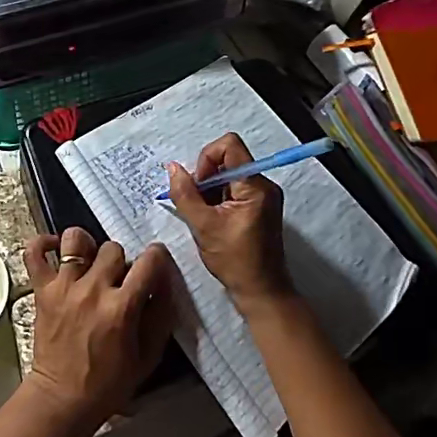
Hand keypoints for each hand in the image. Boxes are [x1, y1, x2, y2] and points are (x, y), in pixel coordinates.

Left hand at [22, 227, 174, 427]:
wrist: (63, 399)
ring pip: (77, 240)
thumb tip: (165, 279)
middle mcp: (93, 290)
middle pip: (113, 248)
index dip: (157, 257)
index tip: (154, 263)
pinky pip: (35, 251)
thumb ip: (161, 314)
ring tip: (89, 263)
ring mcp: (64, 287)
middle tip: (118, 281)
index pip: (149, 260)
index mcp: (122, 308)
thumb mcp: (149, 355)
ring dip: (87, 247)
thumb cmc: (109, 382)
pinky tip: (58, 250)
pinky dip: (44, 243)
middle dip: (121, 261)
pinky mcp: (42, 290)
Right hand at [165, 133, 293, 311]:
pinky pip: (234, 188)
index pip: (229, 145)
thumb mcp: (202, 226)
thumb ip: (185, 193)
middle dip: (206, 178)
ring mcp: (263, 196)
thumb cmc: (235, 261)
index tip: (199, 185)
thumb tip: (172, 168)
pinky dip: (218, 199)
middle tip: (198, 205)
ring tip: (206, 217)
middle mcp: (263, 184)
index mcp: (255, 186)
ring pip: (228, 175)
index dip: (207, 158)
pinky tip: (213, 221)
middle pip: (228, 159)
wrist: (261, 291)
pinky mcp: (259, 206)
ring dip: (211, 190)